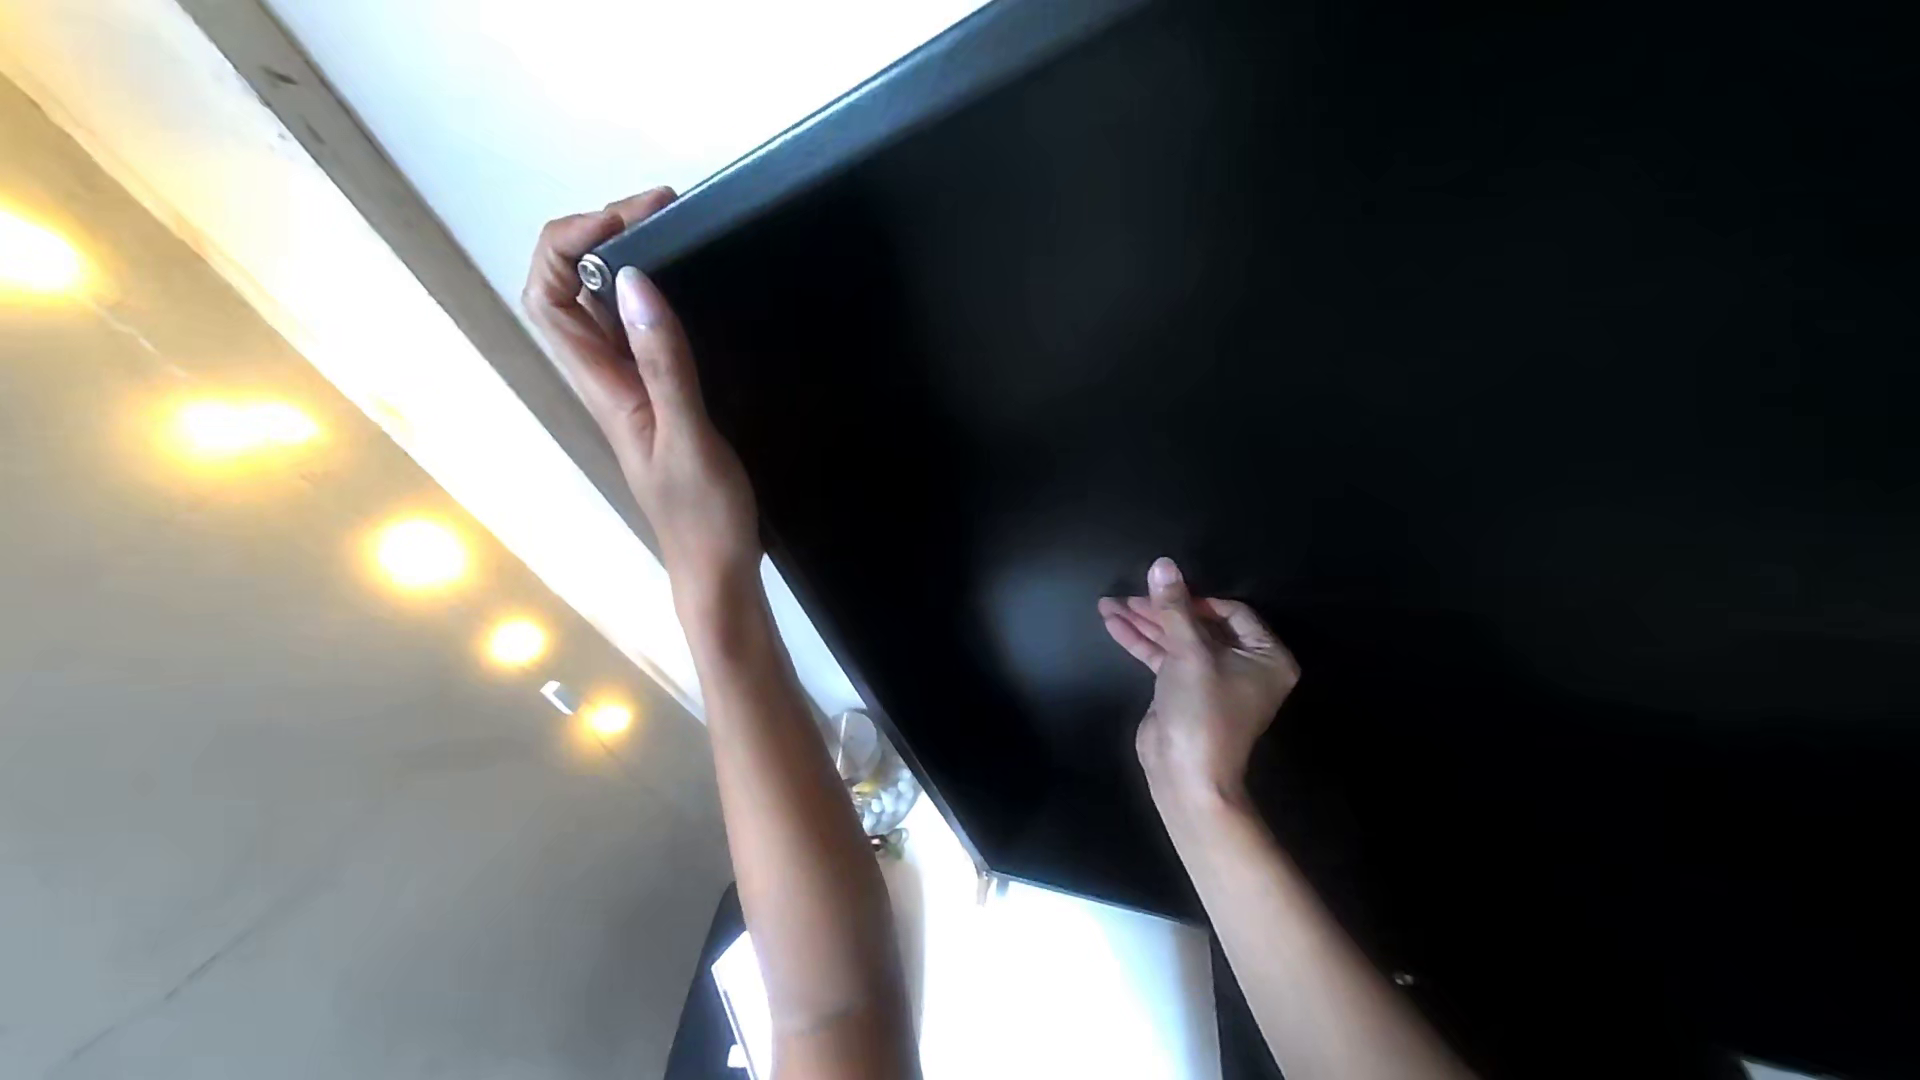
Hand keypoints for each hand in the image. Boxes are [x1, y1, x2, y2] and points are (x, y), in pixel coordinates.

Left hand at [523, 189, 759, 593]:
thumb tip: (640, 284)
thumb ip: (665, 366)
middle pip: (568, 289)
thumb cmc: (702, 516)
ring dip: (628, 261)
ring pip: (606, 310)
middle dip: (598, 235)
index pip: (550, 295)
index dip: (572, 243)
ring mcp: (636, 391)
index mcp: (603, 387)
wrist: (716, 567)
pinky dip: (656, 300)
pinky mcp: (664, 402)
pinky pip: (644, 336)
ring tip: (675, 234)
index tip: (632, 219)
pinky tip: (688, 293)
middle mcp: (609, 381)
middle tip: (661, 211)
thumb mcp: (689, 439)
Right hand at [1099, 557, 1299, 803]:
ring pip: (1176, 639)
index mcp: (1265, 656)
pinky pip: (1162, 656)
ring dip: (1143, 622)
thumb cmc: (1204, 710)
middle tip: (1127, 595)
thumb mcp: (1189, 653)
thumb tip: (1162, 564)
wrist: (1186, 774)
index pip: (1231, 612)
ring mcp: (1210, 678)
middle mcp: (1242, 664)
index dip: (1196, 600)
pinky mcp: (1182, 689)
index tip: (1164, 592)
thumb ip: (1173, 607)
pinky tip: (1112, 623)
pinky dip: (1140, 641)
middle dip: (1160, 609)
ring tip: (1108, 604)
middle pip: (1198, 623)